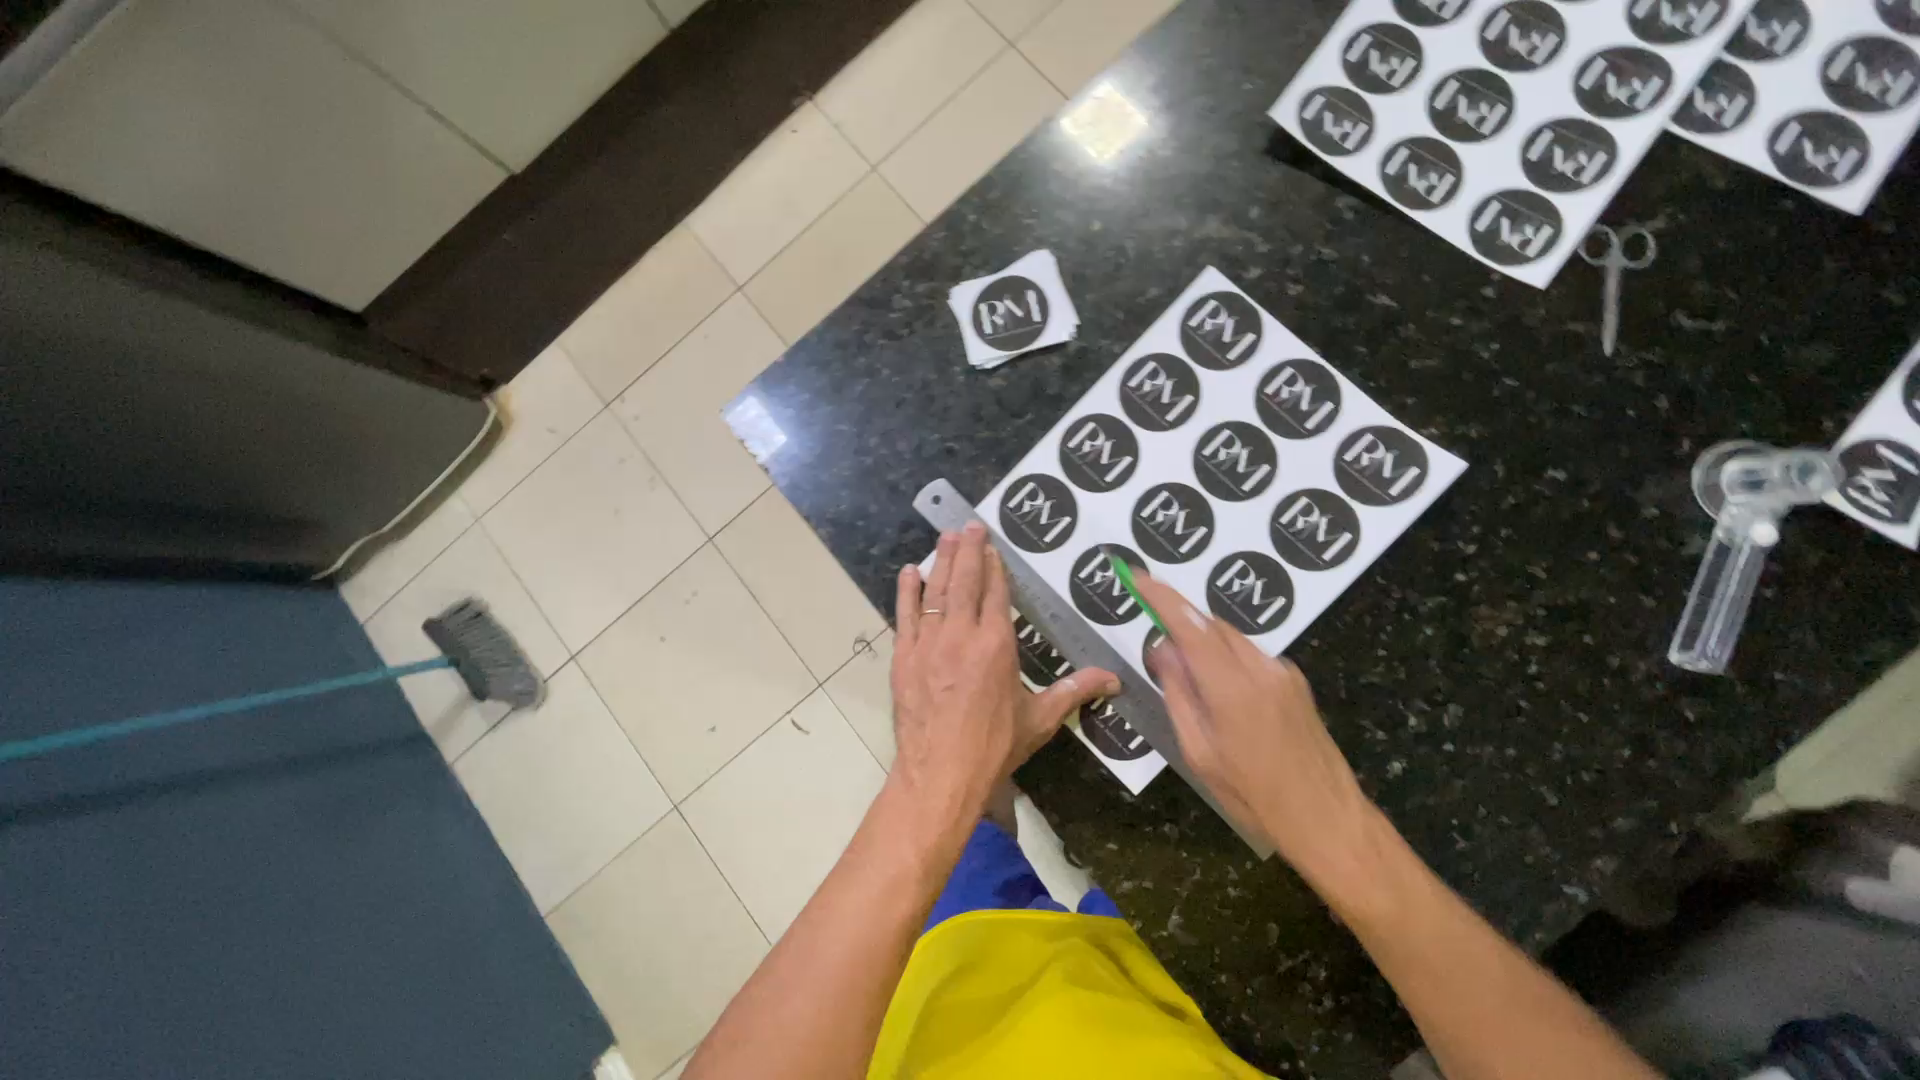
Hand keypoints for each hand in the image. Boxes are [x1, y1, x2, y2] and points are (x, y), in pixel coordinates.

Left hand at [889, 523, 1118, 820]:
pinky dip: (907, 592)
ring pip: (935, 592)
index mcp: (996, 644)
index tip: (992, 546)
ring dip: (941, 561)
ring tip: (945, 537)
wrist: (941, 773)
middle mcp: (962, 634)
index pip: (996, 593)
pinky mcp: (904, 657)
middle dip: (968, 550)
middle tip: (969, 525)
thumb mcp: (1039, 718)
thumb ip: (1074, 691)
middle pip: (965, 581)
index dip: (994, 566)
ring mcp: (929, 643)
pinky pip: (905, 615)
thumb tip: (1115, 680)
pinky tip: (909, 573)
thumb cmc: (994, 746)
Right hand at [1133, 573, 1384, 890]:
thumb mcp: (1199, 753)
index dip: (1160, 596)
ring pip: (1232, 639)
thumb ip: (1178, 694)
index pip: (1190, 625)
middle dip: (1181, 622)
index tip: (1135, 575)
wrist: (1328, 819)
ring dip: (1204, 644)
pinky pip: (1250, 656)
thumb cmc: (1254, 797)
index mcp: (1231, 687)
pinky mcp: (1296, 683)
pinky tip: (1222, 697)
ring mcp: (1283, 673)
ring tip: (1188, 680)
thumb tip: (1162, 650)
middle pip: (1212, 626)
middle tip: (1155, 645)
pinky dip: (1227, 660)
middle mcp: (1261, 668)